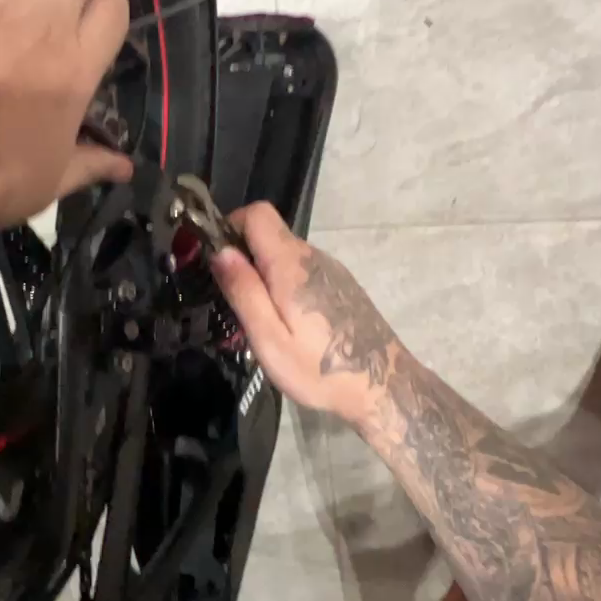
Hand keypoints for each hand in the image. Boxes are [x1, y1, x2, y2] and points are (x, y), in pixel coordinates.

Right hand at [209, 202, 400, 426]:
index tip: (216, 261)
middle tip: (232, 300)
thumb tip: (219, 251)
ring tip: (259, 318)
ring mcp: (330, 269)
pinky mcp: (340, 284)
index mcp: (291, 265)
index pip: (256, 213)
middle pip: (269, 234)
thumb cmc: (320, 369)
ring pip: (285, 254)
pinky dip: (284, 284)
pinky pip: (302, 270)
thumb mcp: (269, 339)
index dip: (230, 226)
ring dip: (264, 274)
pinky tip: (288, 322)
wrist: (383, 386)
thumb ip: (244, 292)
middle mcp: (312, 257)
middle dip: (243, 257)